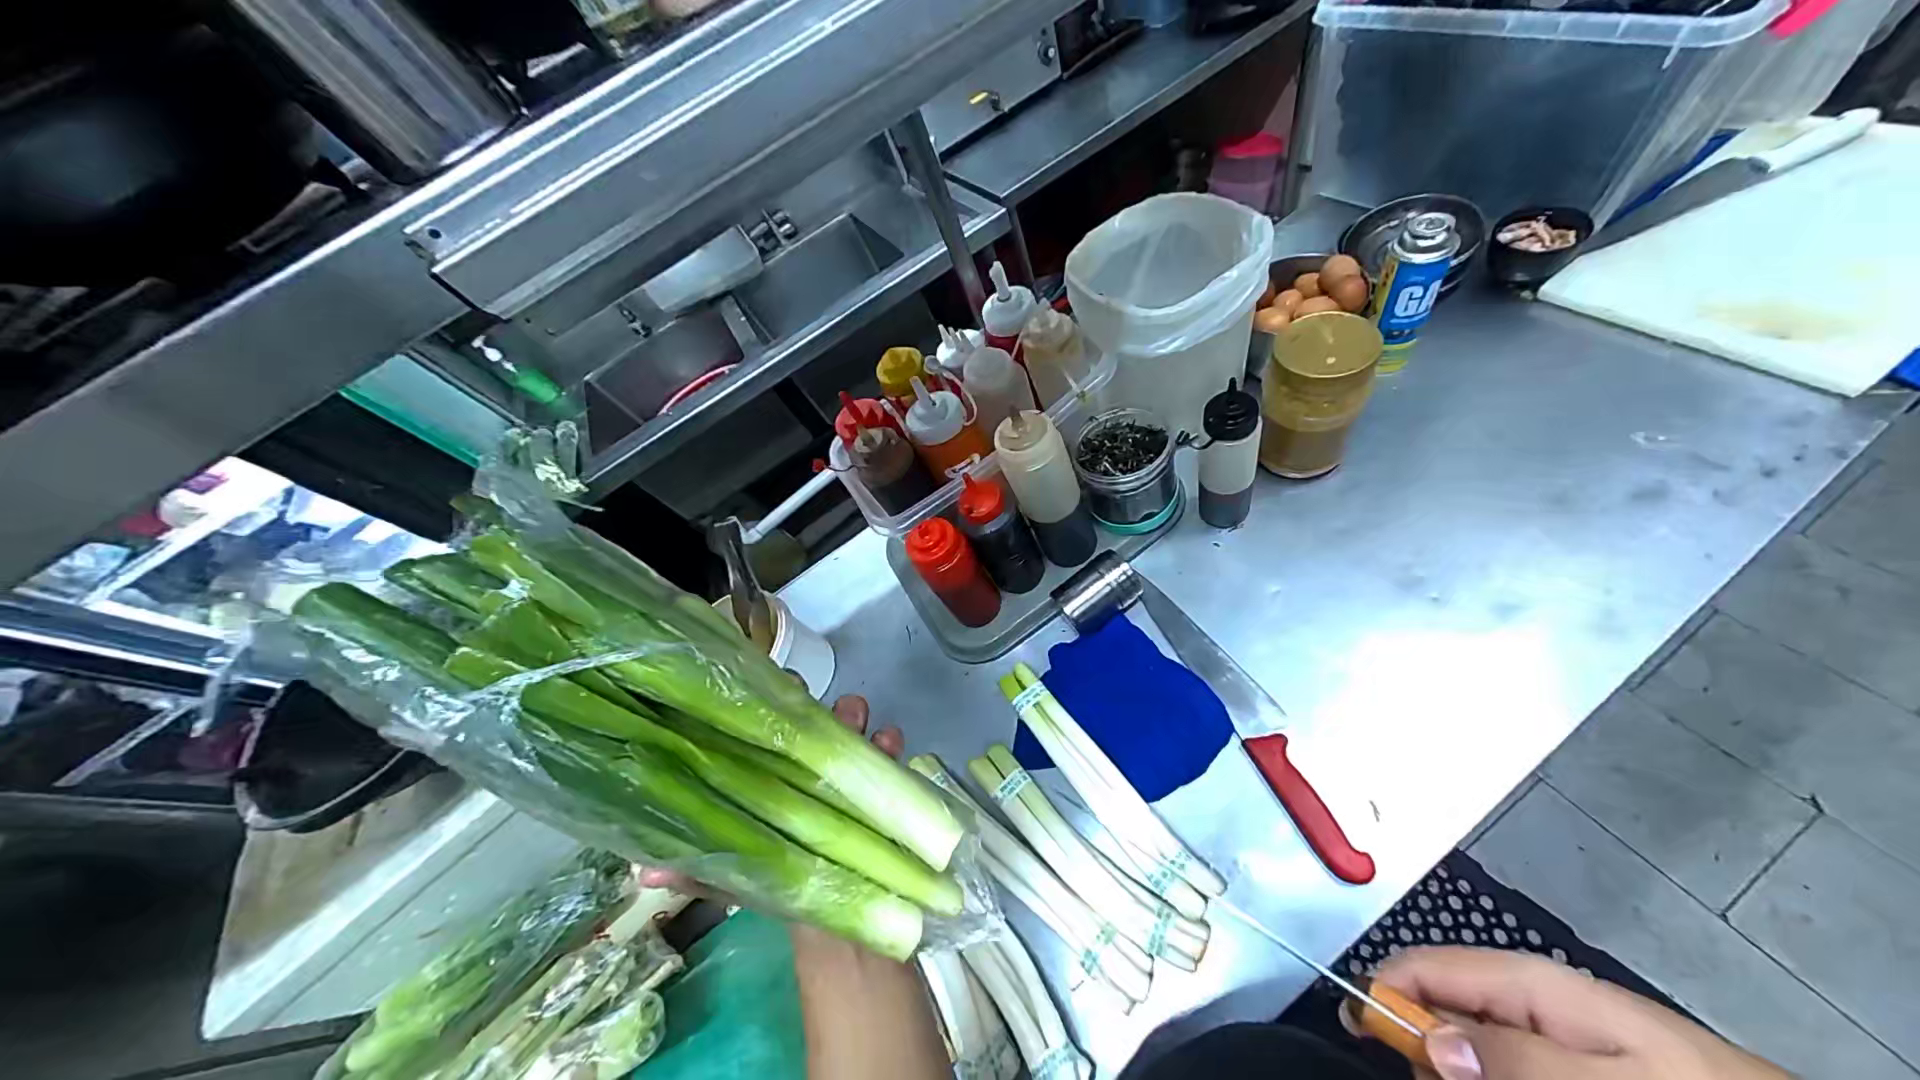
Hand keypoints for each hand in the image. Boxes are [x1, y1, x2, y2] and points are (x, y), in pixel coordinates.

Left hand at [635, 694, 902, 898]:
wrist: (847, 950)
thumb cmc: (787, 903)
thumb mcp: (741, 886)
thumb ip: (702, 872)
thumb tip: (643, 871)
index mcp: (772, 786)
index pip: (770, 735)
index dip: (776, 705)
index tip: (785, 687)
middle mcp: (808, 777)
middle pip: (817, 731)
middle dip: (826, 711)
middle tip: (836, 705)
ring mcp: (848, 786)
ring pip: (852, 740)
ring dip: (858, 722)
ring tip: (863, 716)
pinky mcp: (885, 799)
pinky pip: (889, 767)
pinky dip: (891, 751)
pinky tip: (893, 742)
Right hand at [1370, 947, 1790, 1079]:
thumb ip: (1517, 1059)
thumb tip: (1430, 1042)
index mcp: (1526, 982)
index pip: (1421, 967)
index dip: (1381, 995)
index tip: (1361, 1037)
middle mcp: (1526, 999)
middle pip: (1440, 1010)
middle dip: (1426, 1049)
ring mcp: (1549, 1034)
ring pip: (1471, 1046)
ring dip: (1458, 1068)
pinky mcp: (1566, 1062)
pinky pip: (1506, 1063)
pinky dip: (1489, 1074)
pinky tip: (1496, 1078)